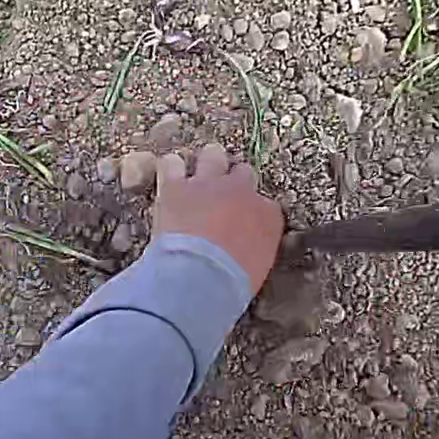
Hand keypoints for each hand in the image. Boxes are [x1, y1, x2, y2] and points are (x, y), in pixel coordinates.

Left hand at [151, 145, 283, 293]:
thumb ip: (254, 250)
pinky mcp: (177, 186)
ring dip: (206, 165)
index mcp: (268, 216)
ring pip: (212, 156)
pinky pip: (173, 163)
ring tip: (196, 180)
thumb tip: (243, 251)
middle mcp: (242, 192)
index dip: (250, 211)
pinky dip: (171, 170)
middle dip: (232, 181)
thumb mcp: (256, 269)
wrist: (201, 275)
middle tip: (220, 196)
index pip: (265, 204)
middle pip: (242, 172)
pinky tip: (169, 179)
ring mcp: (209, 184)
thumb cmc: (231, 282)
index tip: (241, 222)